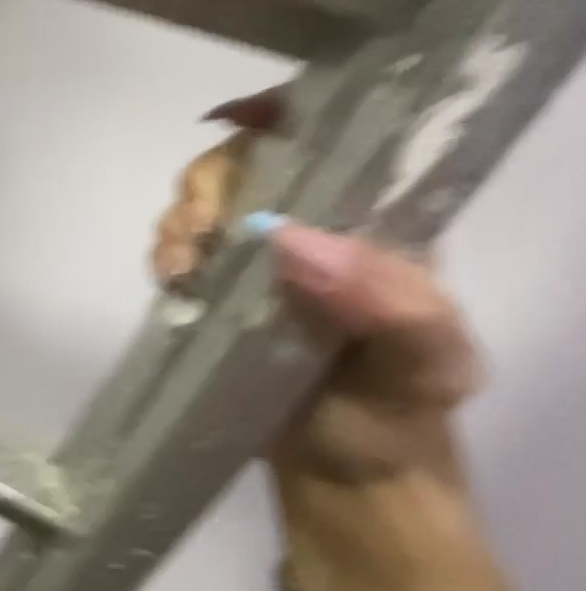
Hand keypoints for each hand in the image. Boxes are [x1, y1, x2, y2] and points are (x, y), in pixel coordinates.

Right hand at [150, 87, 477, 480]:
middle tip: (200, 233)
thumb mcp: (426, 365)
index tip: (233, 123)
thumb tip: (289, 239)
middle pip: (247, 161)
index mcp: (377, 224)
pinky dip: (165, 253)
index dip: (283, 113)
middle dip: (209, 184)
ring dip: (179, 222)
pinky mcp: (219, 281)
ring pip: (203, 199)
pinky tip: (174, 284)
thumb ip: (388, 302)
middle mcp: (314, 225)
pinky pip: (178, 241)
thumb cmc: (397, 414)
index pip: (336, 139)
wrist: (347, 476)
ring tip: (182, 270)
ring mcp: (260, 254)